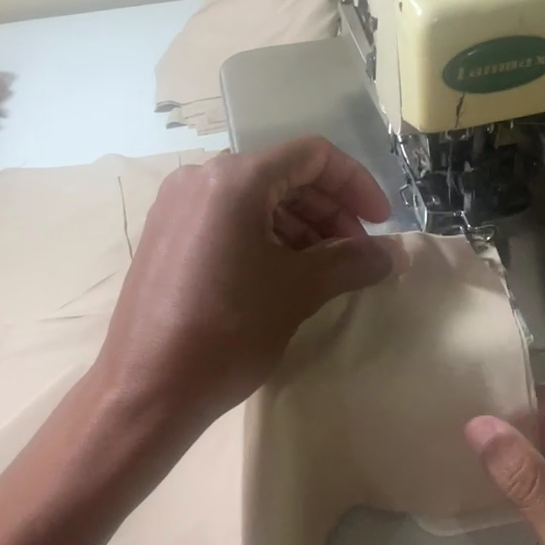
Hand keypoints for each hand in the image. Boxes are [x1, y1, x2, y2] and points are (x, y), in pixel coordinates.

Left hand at [89, 136, 403, 441]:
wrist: (146, 389)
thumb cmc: (227, 331)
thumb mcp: (299, 290)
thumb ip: (354, 261)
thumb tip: (398, 253)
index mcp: (234, 178)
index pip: (312, 155)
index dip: (356, 184)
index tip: (381, 223)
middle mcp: (200, 178)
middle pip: (284, 174)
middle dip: (330, 210)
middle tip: (357, 253)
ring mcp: (177, 207)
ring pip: (256, 199)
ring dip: (301, 226)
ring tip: (325, 270)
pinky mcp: (166, 236)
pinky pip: (228, 219)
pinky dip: (266, 237)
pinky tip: (284, 275)